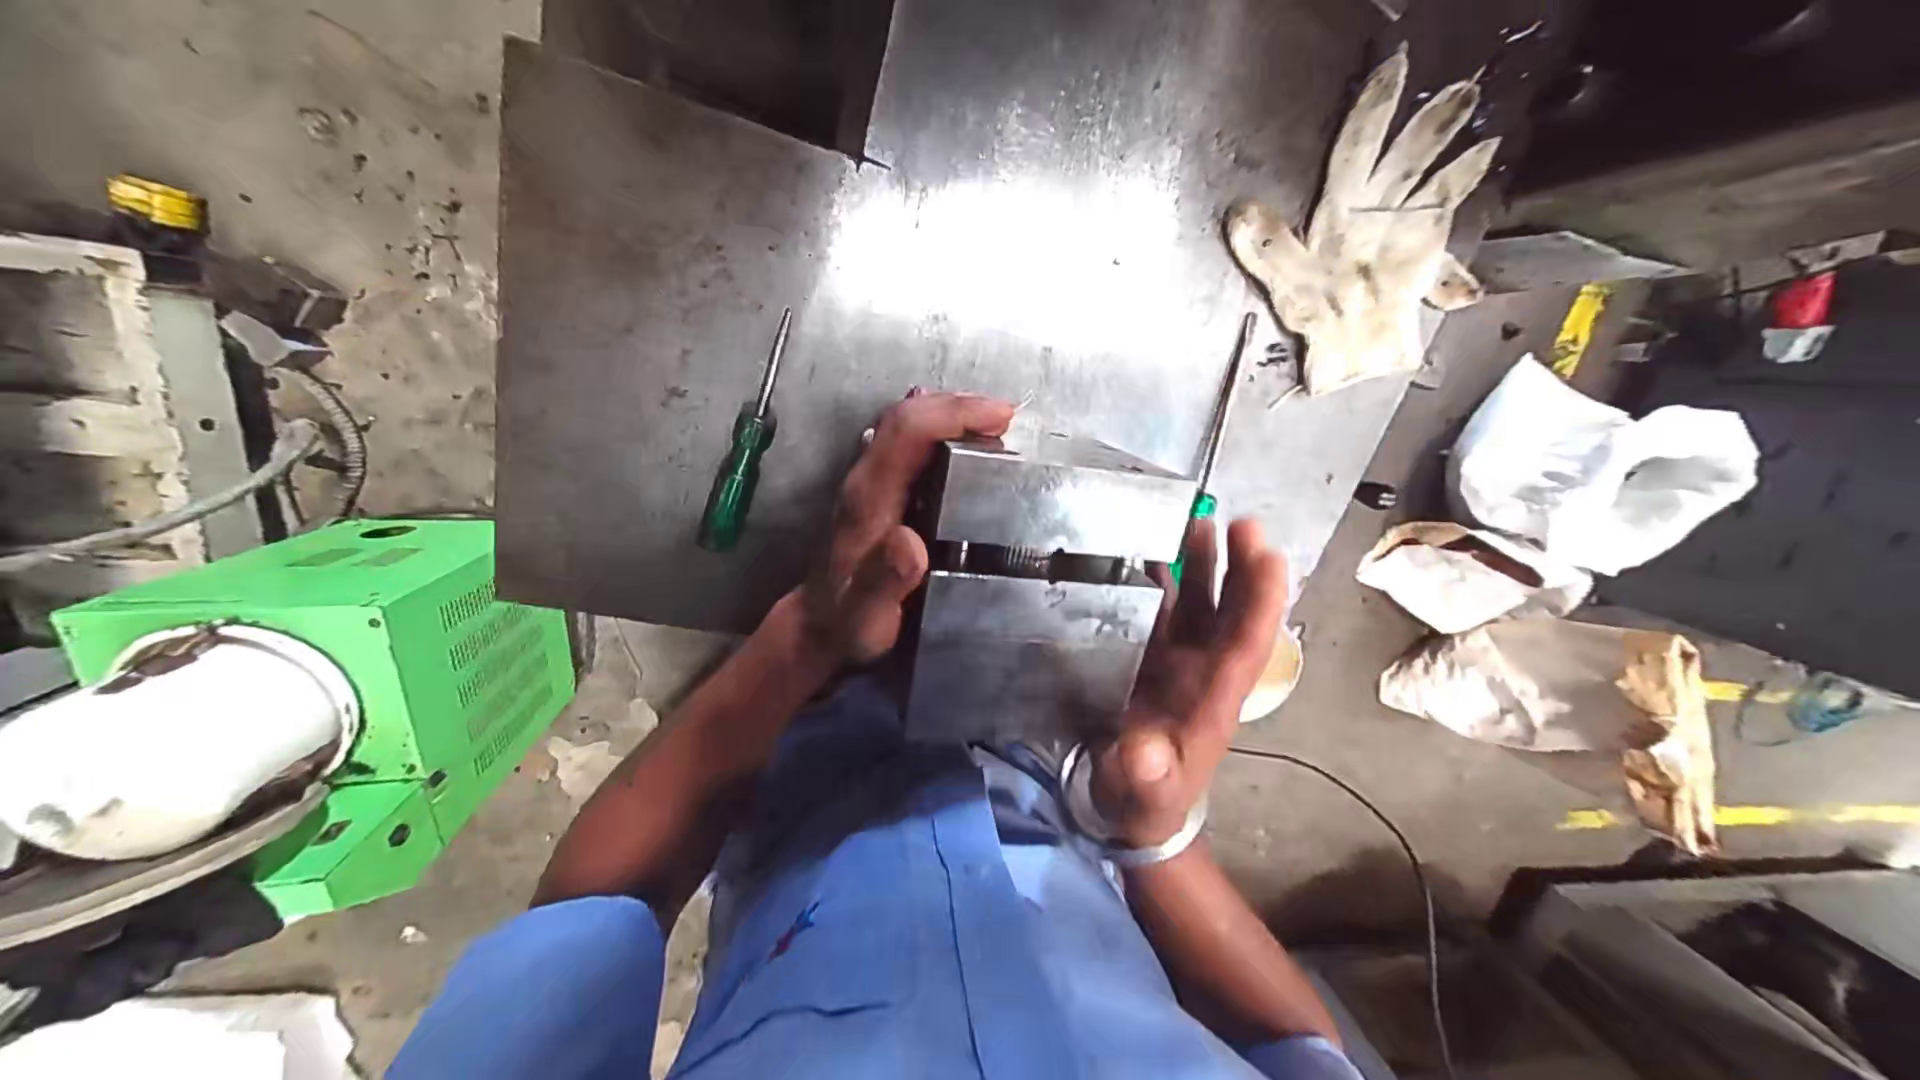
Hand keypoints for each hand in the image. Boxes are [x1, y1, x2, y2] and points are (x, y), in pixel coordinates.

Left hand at [797, 391, 1015, 663]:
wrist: (818, 626)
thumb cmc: (848, 623)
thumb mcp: (867, 617)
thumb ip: (886, 582)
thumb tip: (911, 542)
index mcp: (867, 500)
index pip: (905, 433)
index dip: (952, 415)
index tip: (998, 418)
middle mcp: (866, 481)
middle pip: (907, 418)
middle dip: (959, 407)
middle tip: (1006, 417)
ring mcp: (869, 483)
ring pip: (908, 427)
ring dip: (952, 416)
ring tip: (996, 426)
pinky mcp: (878, 491)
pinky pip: (911, 445)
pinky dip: (944, 434)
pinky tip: (969, 446)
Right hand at [1093, 518, 1288, 847]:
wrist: (1134, 804)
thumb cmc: (1148, 799)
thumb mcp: (1146, 795)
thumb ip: (1149, 778)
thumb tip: (1146, 754)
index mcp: (1213, 699)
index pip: (1246, 643)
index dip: (1260, 599)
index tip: (1268, 554)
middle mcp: (1204, 671)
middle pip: (1231, 612)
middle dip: (1240, 568)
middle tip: (1239, 522)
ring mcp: (1180, 661)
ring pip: (1199, 604)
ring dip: (1204, 565)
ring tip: (1197, 522)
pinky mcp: (1153, 657)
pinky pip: (1164, 611)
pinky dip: (1162, 581)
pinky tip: (1150, 555)